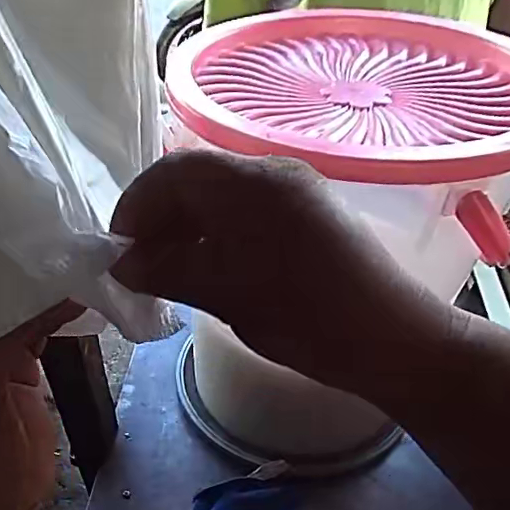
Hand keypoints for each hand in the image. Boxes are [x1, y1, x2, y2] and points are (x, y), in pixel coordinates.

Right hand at [110, 150, 457, 394]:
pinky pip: (253, 211)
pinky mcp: (315, 212)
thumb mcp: (227, 296)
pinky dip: (224, 234)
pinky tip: (217, 269)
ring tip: (176, 273)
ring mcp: (299, 189)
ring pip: (225, 196)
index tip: (119, 253)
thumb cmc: (306, 318)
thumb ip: (170, 271)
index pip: (170, 173)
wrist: (390, 339)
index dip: (135, 209)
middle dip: (162, 219)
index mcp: (248, 182)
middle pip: (197, 179)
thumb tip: (125, 264)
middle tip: (144, 266)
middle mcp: (273, 170)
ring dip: (192, 228)